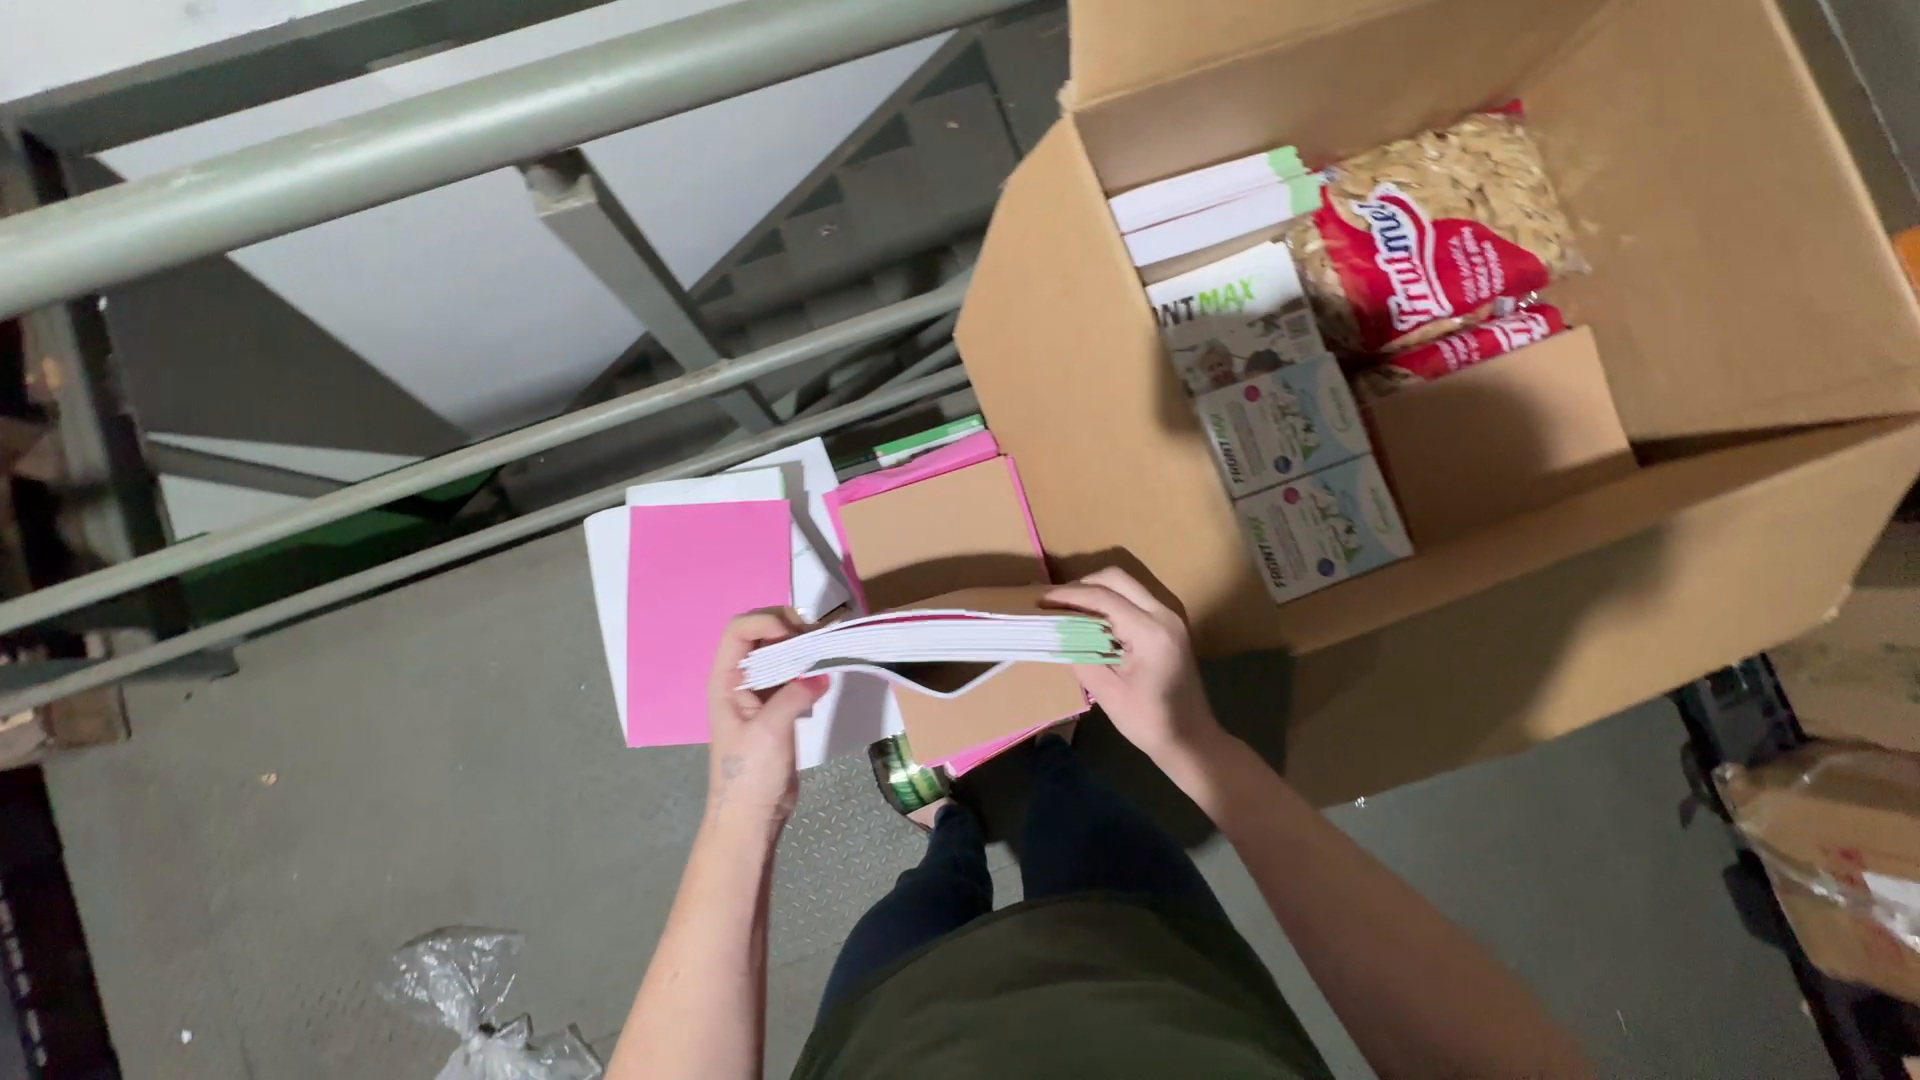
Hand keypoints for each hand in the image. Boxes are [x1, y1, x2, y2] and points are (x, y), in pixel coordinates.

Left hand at [705, 610, 827, 832]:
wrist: (750, 816)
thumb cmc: (749, 774)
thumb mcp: (770, 732)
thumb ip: (794, 696)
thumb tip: (823, 673)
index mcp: (725, 680)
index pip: (739, 630)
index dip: (766, 621)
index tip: (796, 633)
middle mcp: (739, 680)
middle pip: (760, 634)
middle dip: (789, 628)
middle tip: (818, 638)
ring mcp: (759, 693)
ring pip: (779, 652)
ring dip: (802, 646)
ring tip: (826, 652)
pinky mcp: (777, 707)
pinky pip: (792, 674)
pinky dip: (808, 667)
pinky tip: (824, 675)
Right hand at [1046, 568, 1225, 766]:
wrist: (1191, 739)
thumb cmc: (1149, 721)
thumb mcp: (1107, 692)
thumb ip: (1080, 655)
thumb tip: (1056, 632)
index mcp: (1150, 631)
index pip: (1103, 597)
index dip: (1068, 595)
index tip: (1041, 600)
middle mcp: (1164, 615)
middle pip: (1117, 578)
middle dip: (1082, 584)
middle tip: (1055, 602)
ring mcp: (1170, 617)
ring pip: (1127, 585)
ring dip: (1096, 590)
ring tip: (1068, 609)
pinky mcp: (1168, 625)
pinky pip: (1135, 599)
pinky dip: (1110, 601)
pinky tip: (1091, 619)